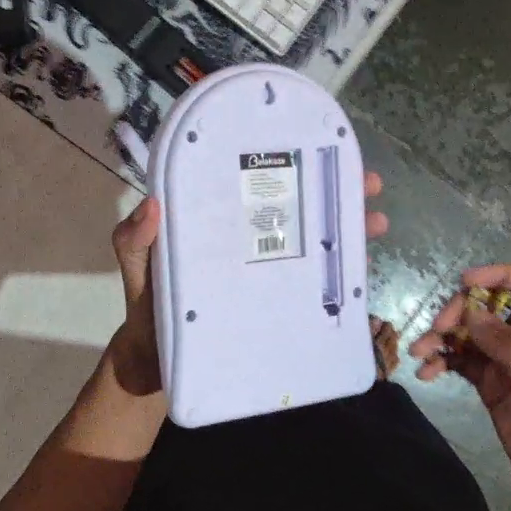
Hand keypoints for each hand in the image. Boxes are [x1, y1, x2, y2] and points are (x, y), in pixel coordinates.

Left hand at [104, 174, 390, 396]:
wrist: (157, 363)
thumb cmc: (149, 306)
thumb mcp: (138, 268)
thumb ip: (134, 241)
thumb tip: (152, 205)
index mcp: (219, 220)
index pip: (257, 182)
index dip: (289, 161)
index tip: (318, 146)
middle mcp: (249, 238)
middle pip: (298, 205)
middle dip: (336, 190)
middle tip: (368, 183)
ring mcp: (266, 270)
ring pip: (314, 240)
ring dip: (348, 227)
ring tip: (376, 222)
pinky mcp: (276, 302)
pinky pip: (313, 283)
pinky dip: (340, 273)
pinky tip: (363, 267)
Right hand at [407, 265, 510, 510]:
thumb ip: (509, 347)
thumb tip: (473, 313)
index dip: (500, 275)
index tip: (464, 282)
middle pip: (492, 307)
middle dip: (460, 312)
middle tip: (437, 330)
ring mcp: (509, 363)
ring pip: (472, 334)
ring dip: (443, 338)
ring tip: (419, 353)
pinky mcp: (492, 385)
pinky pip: (462, 362)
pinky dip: (443, 362)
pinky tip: (427, 374)